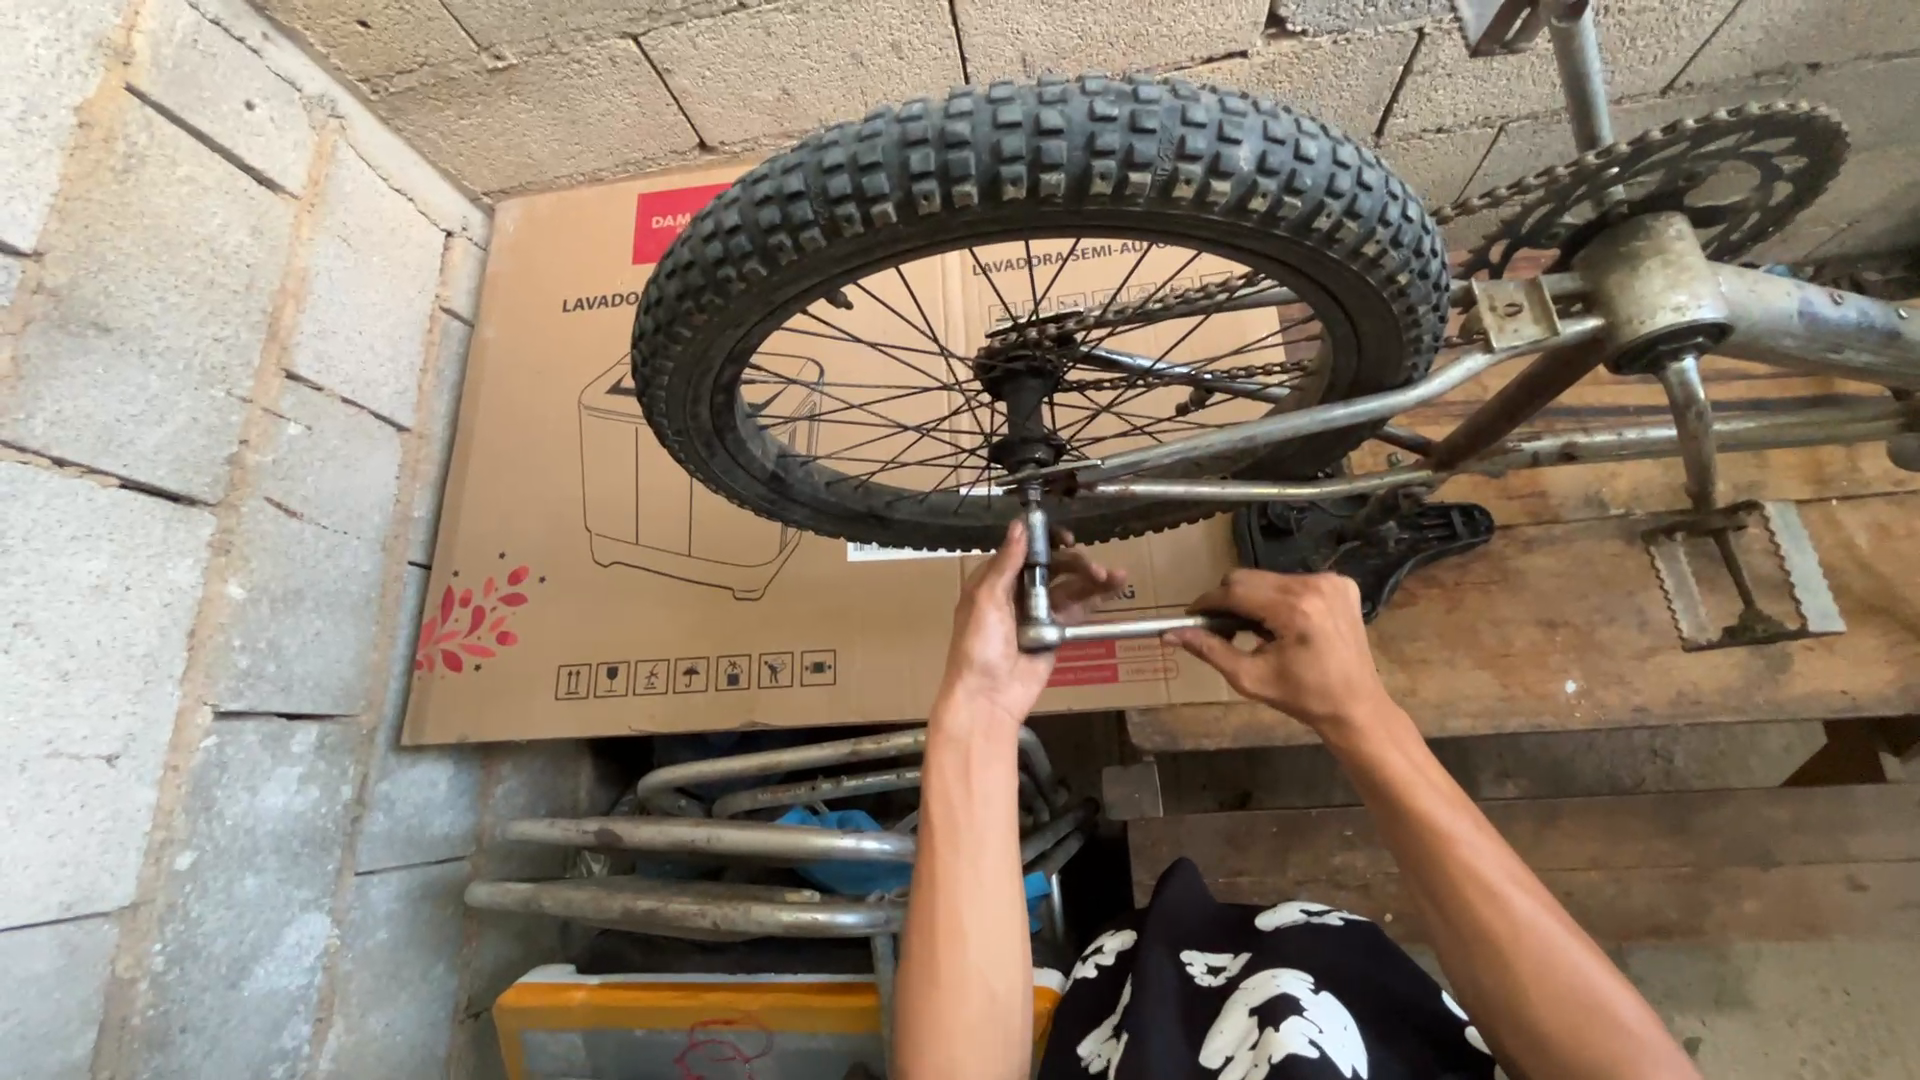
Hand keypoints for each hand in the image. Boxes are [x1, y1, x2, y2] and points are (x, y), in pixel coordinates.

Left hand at [935, 520, 1127, 730]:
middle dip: (1075, 562)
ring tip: (1114, 577)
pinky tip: (1113, 587)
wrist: (988, 697)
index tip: (1066, 537)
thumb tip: (1019, 524)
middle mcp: (1017, 592)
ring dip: (1091, 578)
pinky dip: (1095, 598)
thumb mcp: (986, 599)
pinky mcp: (1055, 633)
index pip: (1024, 550)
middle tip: (1094, 569)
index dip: (1046, 540)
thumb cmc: (978, 645)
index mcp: (994, 580)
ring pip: (1069, 586)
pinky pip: (1077, 610)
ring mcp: (1038, 613)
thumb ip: (1006, 562)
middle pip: (1052, 567)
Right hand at [1164, 569, 1398, 734]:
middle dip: (1229, 600)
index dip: (1207, 602)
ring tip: (1258, 631)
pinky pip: (1291, 580)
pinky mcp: (1341, 584)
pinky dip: (1278, 598)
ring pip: (1268, 578)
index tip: (1192, 616)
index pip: (1234, 590)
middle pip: (1248, 578)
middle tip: (1223, 629)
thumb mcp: (1249, 677)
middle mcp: (1314, 585)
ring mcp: (1332, 581)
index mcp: (1295, 609)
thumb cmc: (1302, 697)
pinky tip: (1284, 624)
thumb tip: (1170, 634)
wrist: (1356, 706)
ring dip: (1253, 599)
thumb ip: (1209, 649)